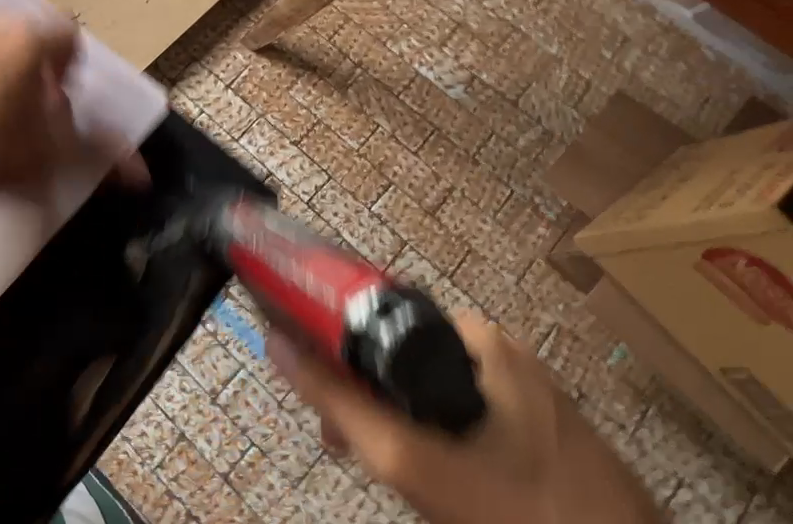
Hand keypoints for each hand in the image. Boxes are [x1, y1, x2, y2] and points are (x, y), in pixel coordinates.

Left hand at [0, 16, 86, 214]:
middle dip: (35, 66)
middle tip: (31, 108)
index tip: (62, 99)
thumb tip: (140, 173)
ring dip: (0, 67)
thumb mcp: (48, 154)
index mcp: (27, 38)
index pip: (69, 34)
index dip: (71, 67)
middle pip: (27, 35)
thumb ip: (99, 152)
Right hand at [270, 311, 662, 523]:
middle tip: (347, 445)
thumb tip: (274, 342)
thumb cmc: (518, 511)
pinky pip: (468, 419)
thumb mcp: (410, 459)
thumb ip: (336, 399)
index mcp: (480, 341)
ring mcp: (533, 397)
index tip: (317, 393)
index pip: (377, 317)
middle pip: (402, 356)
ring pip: (432, 392)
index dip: (333, 349)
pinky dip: (436, 439)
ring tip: (387, 470)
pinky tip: (435, 480)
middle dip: (363, 397)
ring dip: (396, 423)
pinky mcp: (548, 435)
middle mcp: (507, 355)